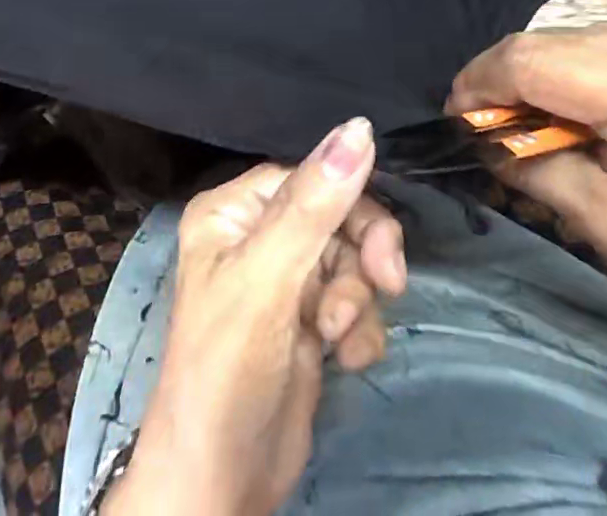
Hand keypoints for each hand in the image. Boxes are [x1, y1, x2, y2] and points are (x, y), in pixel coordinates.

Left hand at [104, 118, 405, 515]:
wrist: (220, 484)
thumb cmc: (228, 368)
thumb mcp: (268, 278)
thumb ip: (314, 203)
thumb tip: (360, 127)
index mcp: (234, 211)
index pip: (311, 177)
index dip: (350, 204)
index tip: (381, 247)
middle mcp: (258, 237)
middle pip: (340, 216)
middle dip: (361, 259)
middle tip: (386, 285)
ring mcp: (285, 280)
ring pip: (354, 260)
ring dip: (359, 300)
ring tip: (337, 336)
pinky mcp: (308, 319)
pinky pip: (356, 299)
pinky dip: (360, 328)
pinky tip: (348, 359)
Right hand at [448, 16, 606, 359]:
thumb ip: (543, 174)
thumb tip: (480, 133)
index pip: (538, 60)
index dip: (482, 86)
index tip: (460, 124)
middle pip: (546, 45)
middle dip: (506, 90)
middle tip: (501, 143)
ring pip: (564, 40)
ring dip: (537, 86)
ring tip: (550, 139)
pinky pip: (592, 43)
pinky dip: (569, 79)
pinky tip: (586, 119)